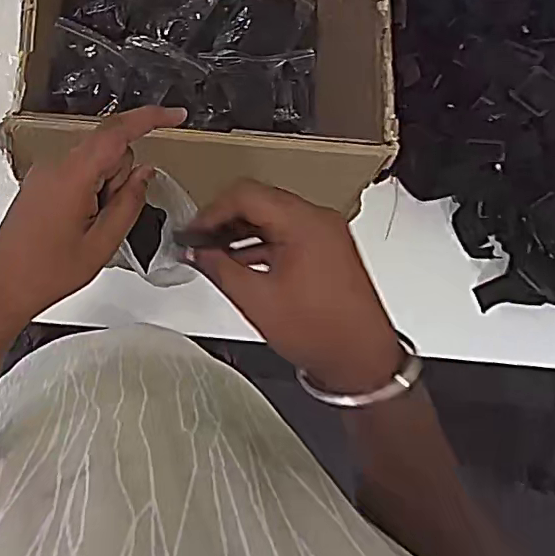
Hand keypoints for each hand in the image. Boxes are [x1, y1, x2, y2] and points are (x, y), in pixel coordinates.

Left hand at [0, 106, 185, 327]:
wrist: (2, 288)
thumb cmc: (46, 272)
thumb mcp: (103, 242)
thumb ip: (130, 201)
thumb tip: (144, 172)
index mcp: (72, 176)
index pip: (117, 132)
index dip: (150, 118)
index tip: (176, 115)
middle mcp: (55, 166)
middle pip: (108, 150)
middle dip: (121, 178)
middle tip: (108, 219)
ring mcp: (44, 173)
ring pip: (95, 163)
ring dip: (104, 189)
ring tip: (88, 227)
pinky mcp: (40, 183)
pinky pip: (79, 173)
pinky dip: (91, 191)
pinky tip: (78, 224)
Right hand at [187, 179, 404, 395]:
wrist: (361, 360)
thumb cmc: (323, 333)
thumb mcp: (256, 299)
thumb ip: (219, 268)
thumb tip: (198, 252)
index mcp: (304, 223)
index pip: (246, 195)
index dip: (212, 212)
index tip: (193, 231)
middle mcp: (319, 220)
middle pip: (261, 201)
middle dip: (225, 220)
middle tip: (199, 240)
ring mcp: (327, 233)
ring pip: (274, 216)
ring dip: (243, 231)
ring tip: (215, 252)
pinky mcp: (329, 248)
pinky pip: (289, 232)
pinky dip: (263, 242)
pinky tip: (242, 261)